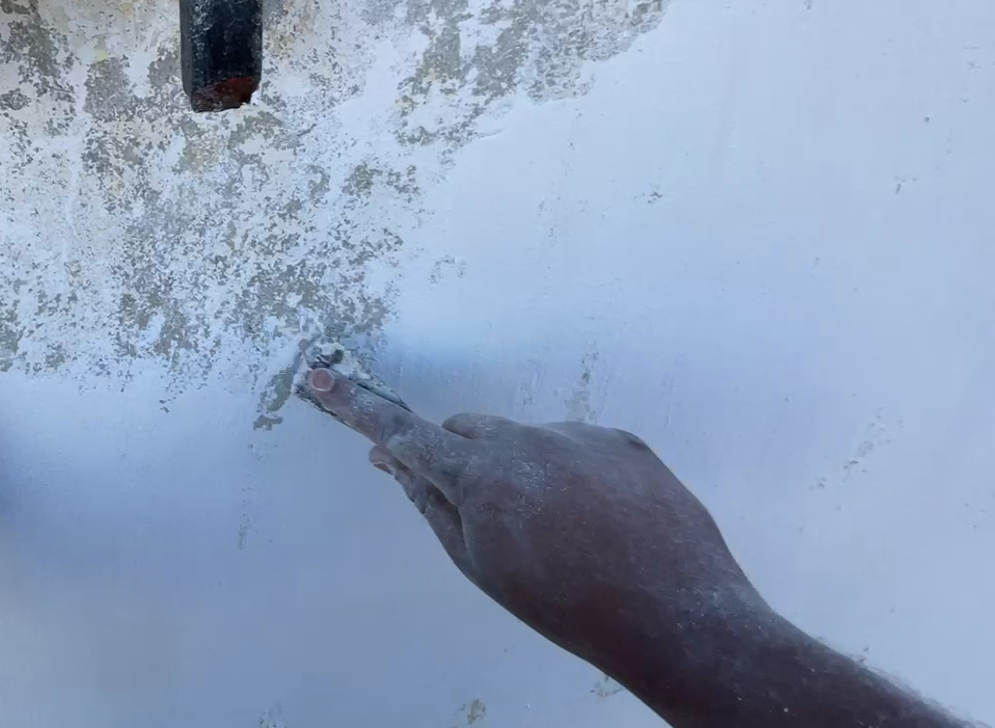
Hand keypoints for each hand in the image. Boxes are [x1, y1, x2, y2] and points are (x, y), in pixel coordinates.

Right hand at [302, 367, 965, 726]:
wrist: (685, 626)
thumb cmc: (564, 603)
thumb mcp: (477, 562)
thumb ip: (429, 500)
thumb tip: (393, 460)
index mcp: (478, 477)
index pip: (400, 432)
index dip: (355, 407)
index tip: (319, 378)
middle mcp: (521, 443)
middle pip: (464, 432)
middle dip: (461, 459)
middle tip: (489, 512)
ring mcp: (575, 437)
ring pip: (518, 439)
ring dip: (519, 468)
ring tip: (562, 526)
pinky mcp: (621, 440)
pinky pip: (571, 442)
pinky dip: (568, 469)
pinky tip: (597, 515)